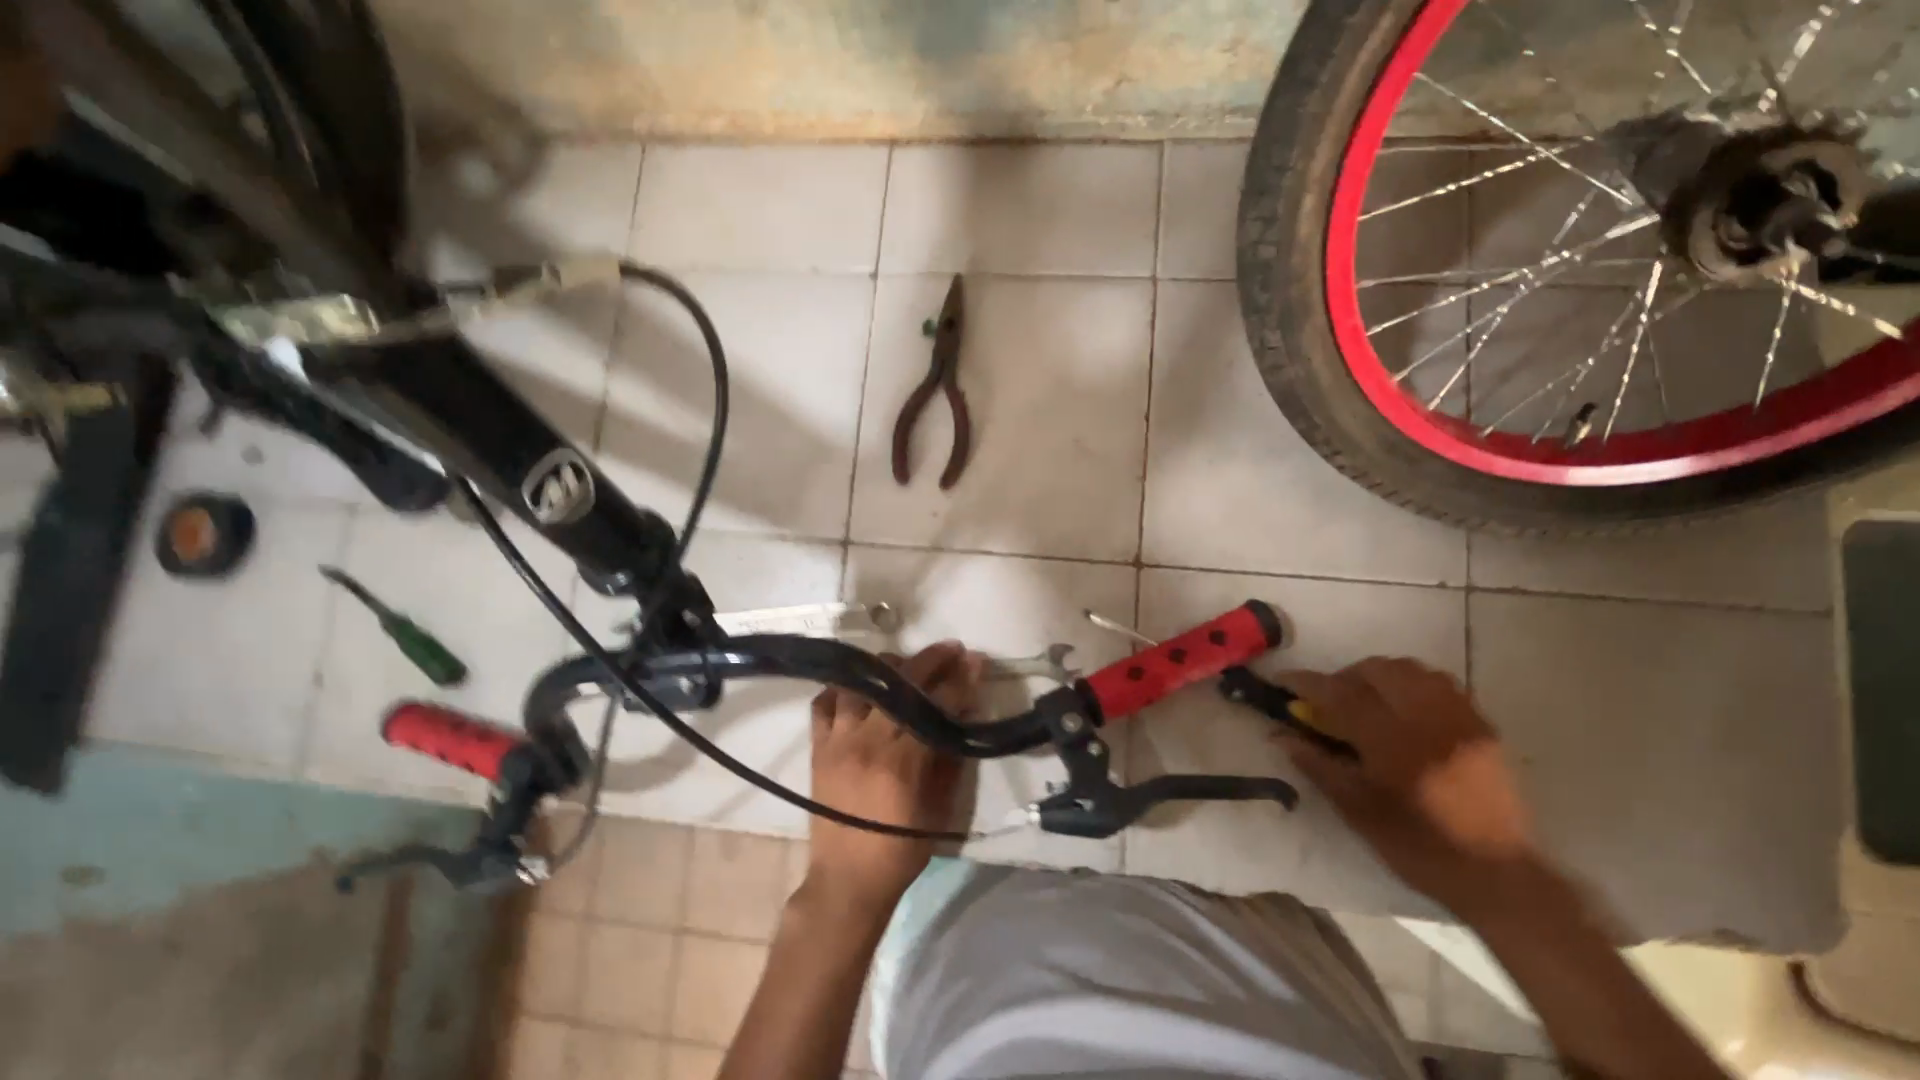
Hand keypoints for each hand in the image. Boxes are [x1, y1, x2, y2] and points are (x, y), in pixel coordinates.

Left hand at [803, 642, 979, 913]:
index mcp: (902, 761)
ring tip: (904, 665)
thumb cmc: (900, 850)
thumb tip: (965, 713)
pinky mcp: (818, 746)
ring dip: (886, 667)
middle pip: (900, 683)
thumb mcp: (940, 808)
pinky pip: (825, 702)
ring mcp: (837, 739)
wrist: (846, 879)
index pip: (935, 704)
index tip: (975, 661)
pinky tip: (861, 688)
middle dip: (930, 660)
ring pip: (860, 683)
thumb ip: (951, 757)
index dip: (960, 680)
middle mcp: (867, 740)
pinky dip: (843, 688)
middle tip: (950, 650)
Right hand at [1275, 657, 1540, 917]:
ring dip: (1381, 676)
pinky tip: (1405, 710)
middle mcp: (1429, 720)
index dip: (1308, 683)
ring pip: (1413, 670)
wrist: (1497, 874)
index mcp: (1393, 743)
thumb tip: (1281, 735)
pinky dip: (1414, 685)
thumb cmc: (1418, 849)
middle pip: (1378, 670)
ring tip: (1367, 700)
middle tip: (1328, 700)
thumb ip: (1318, 766)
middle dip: (1345, 676)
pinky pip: (1442, 685)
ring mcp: (1460, 719)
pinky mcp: (1482, 726)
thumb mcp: (1358, 812)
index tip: (1284, 680)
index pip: (1342, 695)